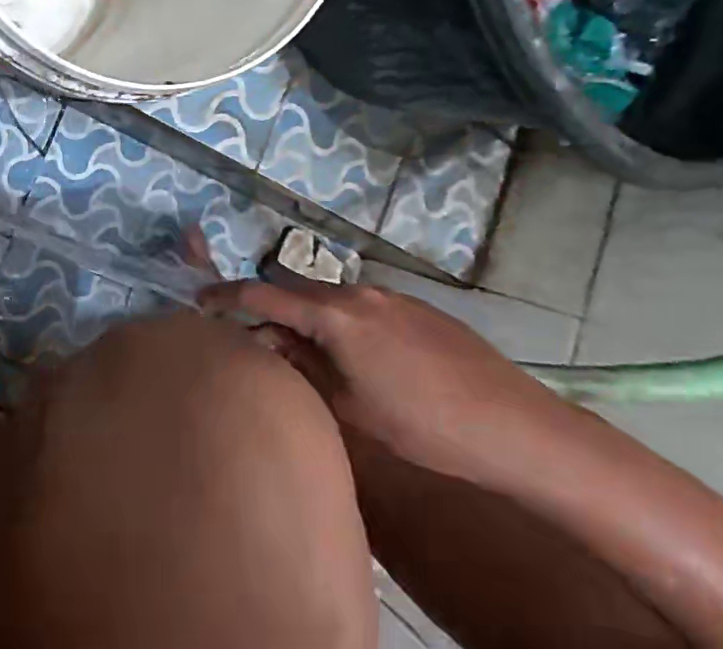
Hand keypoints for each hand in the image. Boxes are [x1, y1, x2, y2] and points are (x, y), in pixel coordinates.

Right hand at [199, 276, 577, 486]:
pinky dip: (342, 322)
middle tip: (260, 343)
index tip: (198, 303)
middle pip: (295, 290)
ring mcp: (392, 297)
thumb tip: (269, 343)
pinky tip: (359, 358)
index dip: (224, 296)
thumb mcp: (348, 406)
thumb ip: (301, 365)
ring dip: (309, 318)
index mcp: (335, 314)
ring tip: (310, 355)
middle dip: (270, 310)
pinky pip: (361, 306)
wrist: (523, 430)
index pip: (261, 293)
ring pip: (329, 298)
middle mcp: (359, 292)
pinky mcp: (419, 308)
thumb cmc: (425, 425)